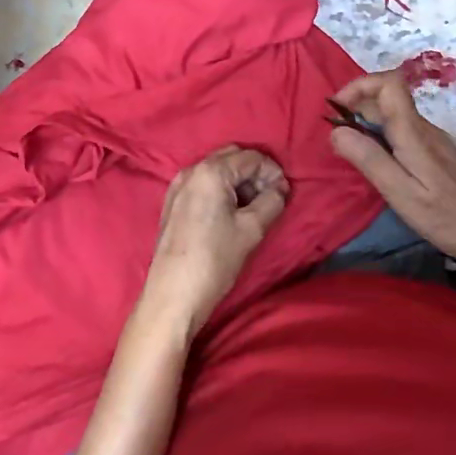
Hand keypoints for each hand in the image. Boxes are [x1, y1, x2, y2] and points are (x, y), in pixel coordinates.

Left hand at [142, 146, 288, 334]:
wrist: (172, 297)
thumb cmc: (215, 260)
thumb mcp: (252, 229)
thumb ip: (272, 201)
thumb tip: (280, 188)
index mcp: (210, 171)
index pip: (252, 157)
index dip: (273, 172)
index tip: (283, 194)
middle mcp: (191, 170)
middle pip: (232, 157)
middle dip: (255, 172)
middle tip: (270, 197)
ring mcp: (177, 186)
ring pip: (217, 170)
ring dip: (239, 181)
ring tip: (254, 207)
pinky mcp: (172, 204)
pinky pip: (203, 184)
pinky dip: (221, 189)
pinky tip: (231, 214)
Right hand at [328, 71, 455, 275]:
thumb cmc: (449, 218)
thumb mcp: (403, 194)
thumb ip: (370, 160)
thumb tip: (336, 131)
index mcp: (414, 132)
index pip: (389, 83)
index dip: (359, 86)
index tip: (337, 111)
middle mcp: (423, 128)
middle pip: (387, 98)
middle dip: (356, 108)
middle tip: (336, 139)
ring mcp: (431, 140)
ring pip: (393, 115)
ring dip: (366, 123)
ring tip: (350, 153)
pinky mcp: (434, 154)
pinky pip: (401, 132)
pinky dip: (381, 138)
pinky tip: (376, 164)